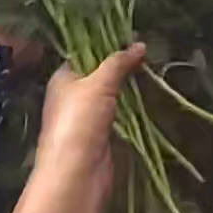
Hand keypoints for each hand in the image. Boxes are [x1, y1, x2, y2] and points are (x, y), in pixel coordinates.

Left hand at [34, 44, 146, 190]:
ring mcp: (86, 117)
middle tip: (145, 51)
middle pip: (98, 73)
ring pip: (108, 94)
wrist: (76, 176)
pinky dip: (128, 107)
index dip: (105, 43)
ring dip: (126, 86)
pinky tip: (145, 96)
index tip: (130, 35)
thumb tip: (140, 44)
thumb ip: (118, 63)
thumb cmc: (79, 121)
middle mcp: (71, 94)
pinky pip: (116, 114)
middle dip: (119, 65)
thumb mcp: (98, 83)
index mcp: (63, 76)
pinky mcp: (99, 136)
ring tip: (149, 68)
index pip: (83, 51)